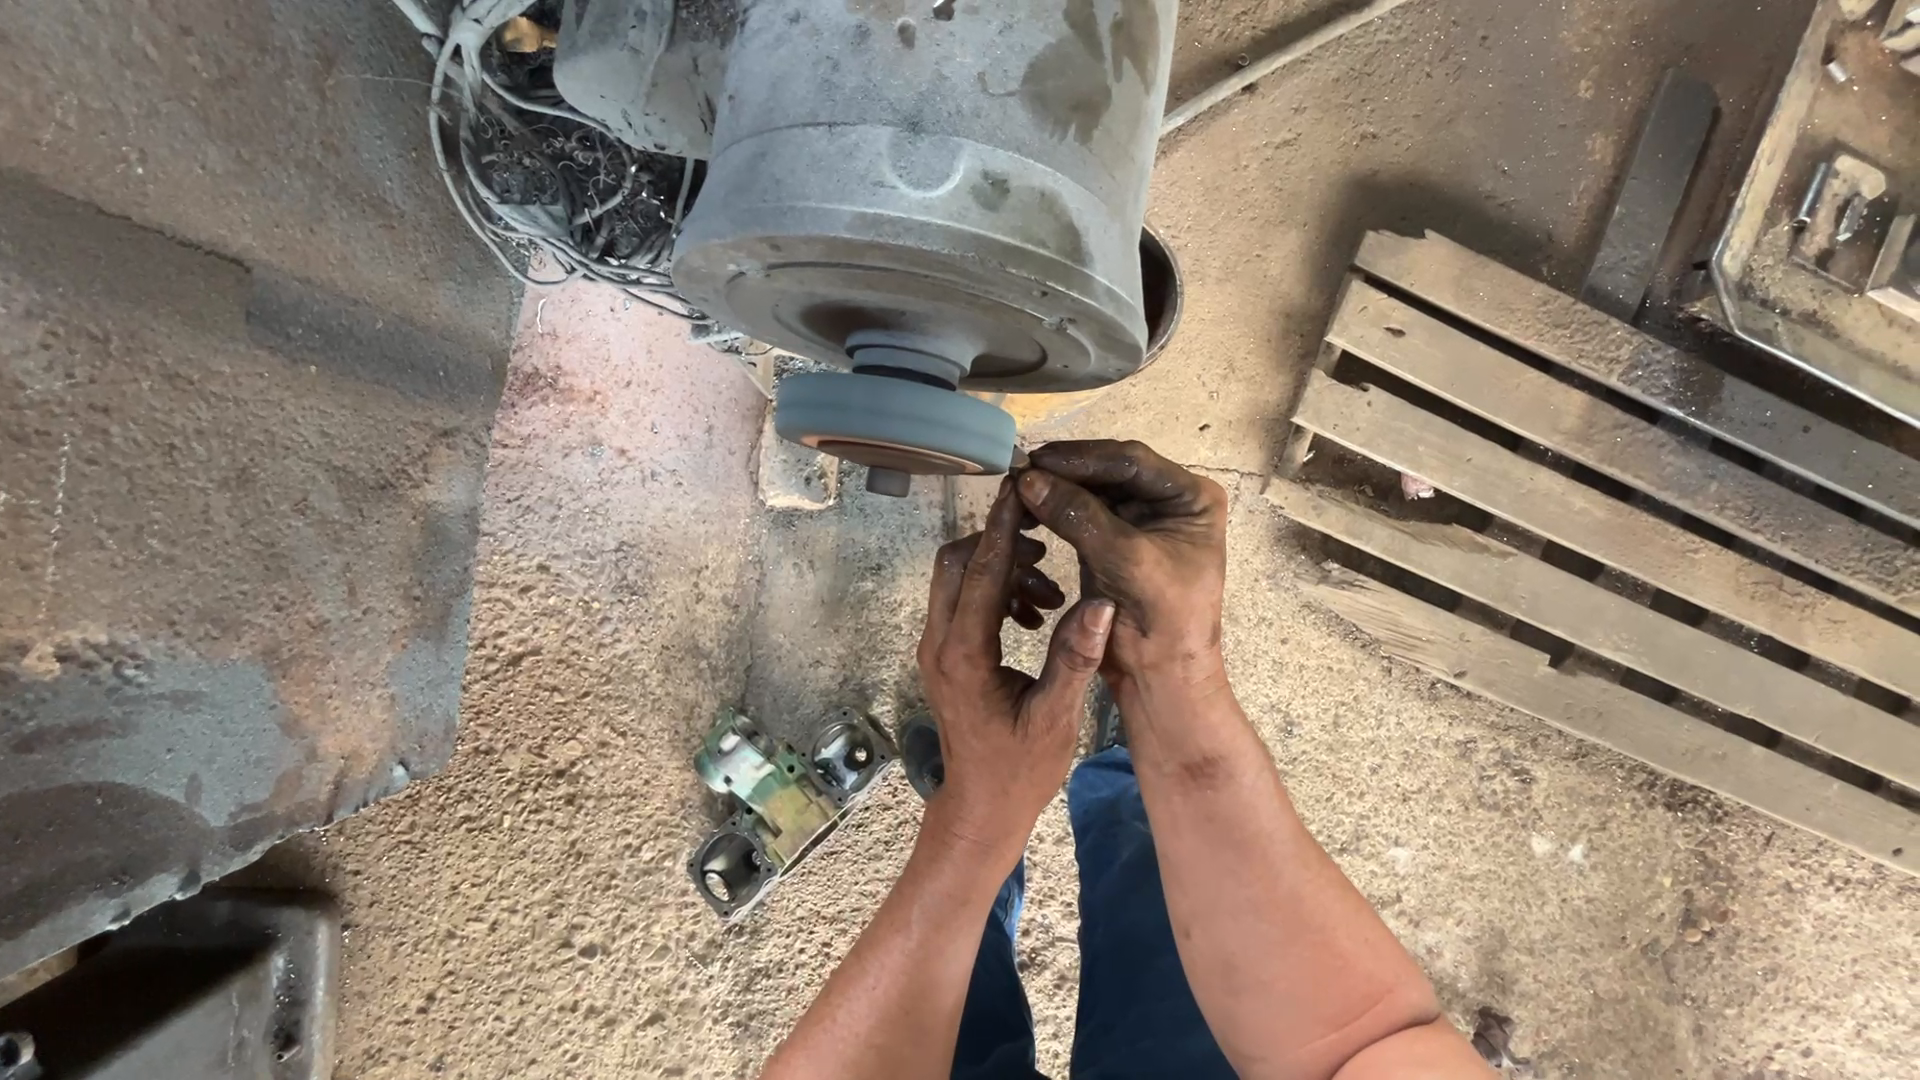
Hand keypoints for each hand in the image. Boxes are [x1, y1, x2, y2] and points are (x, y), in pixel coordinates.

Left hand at [917, 478, 1116, 856]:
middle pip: (955, 564)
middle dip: (999, 543)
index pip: (979, 573)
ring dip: (1001, 570)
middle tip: (1047, 546)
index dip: (1002, 528)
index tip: (1023, 490)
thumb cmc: (1019, 769)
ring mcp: (937, 649)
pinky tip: (1036, 614)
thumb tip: (1101, 603)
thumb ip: (1074, 658)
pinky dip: (996, 593)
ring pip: (957, 580)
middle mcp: (939, 643)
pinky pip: (963, 603)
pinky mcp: (946, 656)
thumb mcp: (1055, 718)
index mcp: (964, 655)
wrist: (980, 806)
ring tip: (1050, 592)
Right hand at [1016, 440, 1227, 693]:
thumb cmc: (1161, 618)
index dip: (1083, 458)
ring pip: (1091, 491)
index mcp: (1190, 498)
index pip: (1132, 462)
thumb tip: (1028, 479)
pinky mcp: (1112, 541)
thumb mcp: (1124, 559)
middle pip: (1109, 472)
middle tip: (1022, 469)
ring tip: (1019, 486)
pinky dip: (1055, 511)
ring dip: (1056, 489)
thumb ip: (1078, 515)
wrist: (1159, 675)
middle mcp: (1167, 500)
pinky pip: (1080, 515)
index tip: (1039, 459)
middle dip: (1066, 471)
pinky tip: (1028, 508)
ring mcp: (1139, 520)